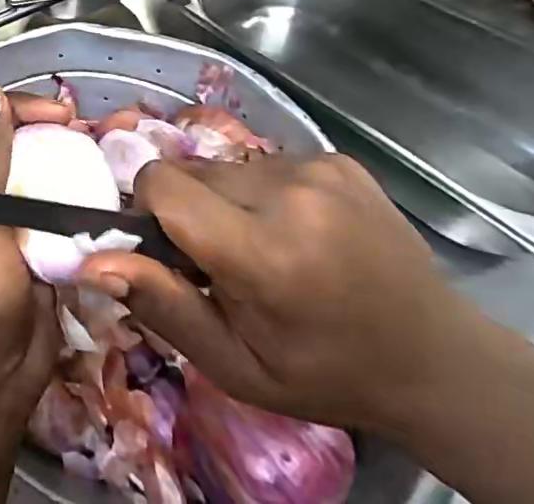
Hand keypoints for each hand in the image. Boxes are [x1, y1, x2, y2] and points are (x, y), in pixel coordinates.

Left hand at [0, 82, 72, 419]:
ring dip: (68, 160)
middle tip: (89, 130)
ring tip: (103, 152)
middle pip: (12, 141)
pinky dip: (79, 194)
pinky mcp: (35, 238)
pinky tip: (107, 189)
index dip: (17, 107)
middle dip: (48, 130)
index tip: (63, 112)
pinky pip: (58, 205)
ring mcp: (6, 213)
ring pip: (38, 170)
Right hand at [80, 153, 515, 434]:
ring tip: (265, 245)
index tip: (172, 249)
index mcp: (266, 252)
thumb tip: (90, 262)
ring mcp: (322, 171)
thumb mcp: (233, 363)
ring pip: (221, 166)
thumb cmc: (324, 373)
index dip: (149, 211)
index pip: (160, 184)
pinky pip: (260, 161)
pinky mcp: (339, 161)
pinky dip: (260, 191)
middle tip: (223, 259)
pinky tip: (298, 230)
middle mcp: (292, 196)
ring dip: (223, 200)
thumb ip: (160, 305)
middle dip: (187, 209)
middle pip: (187, 172)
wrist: (443, 364)